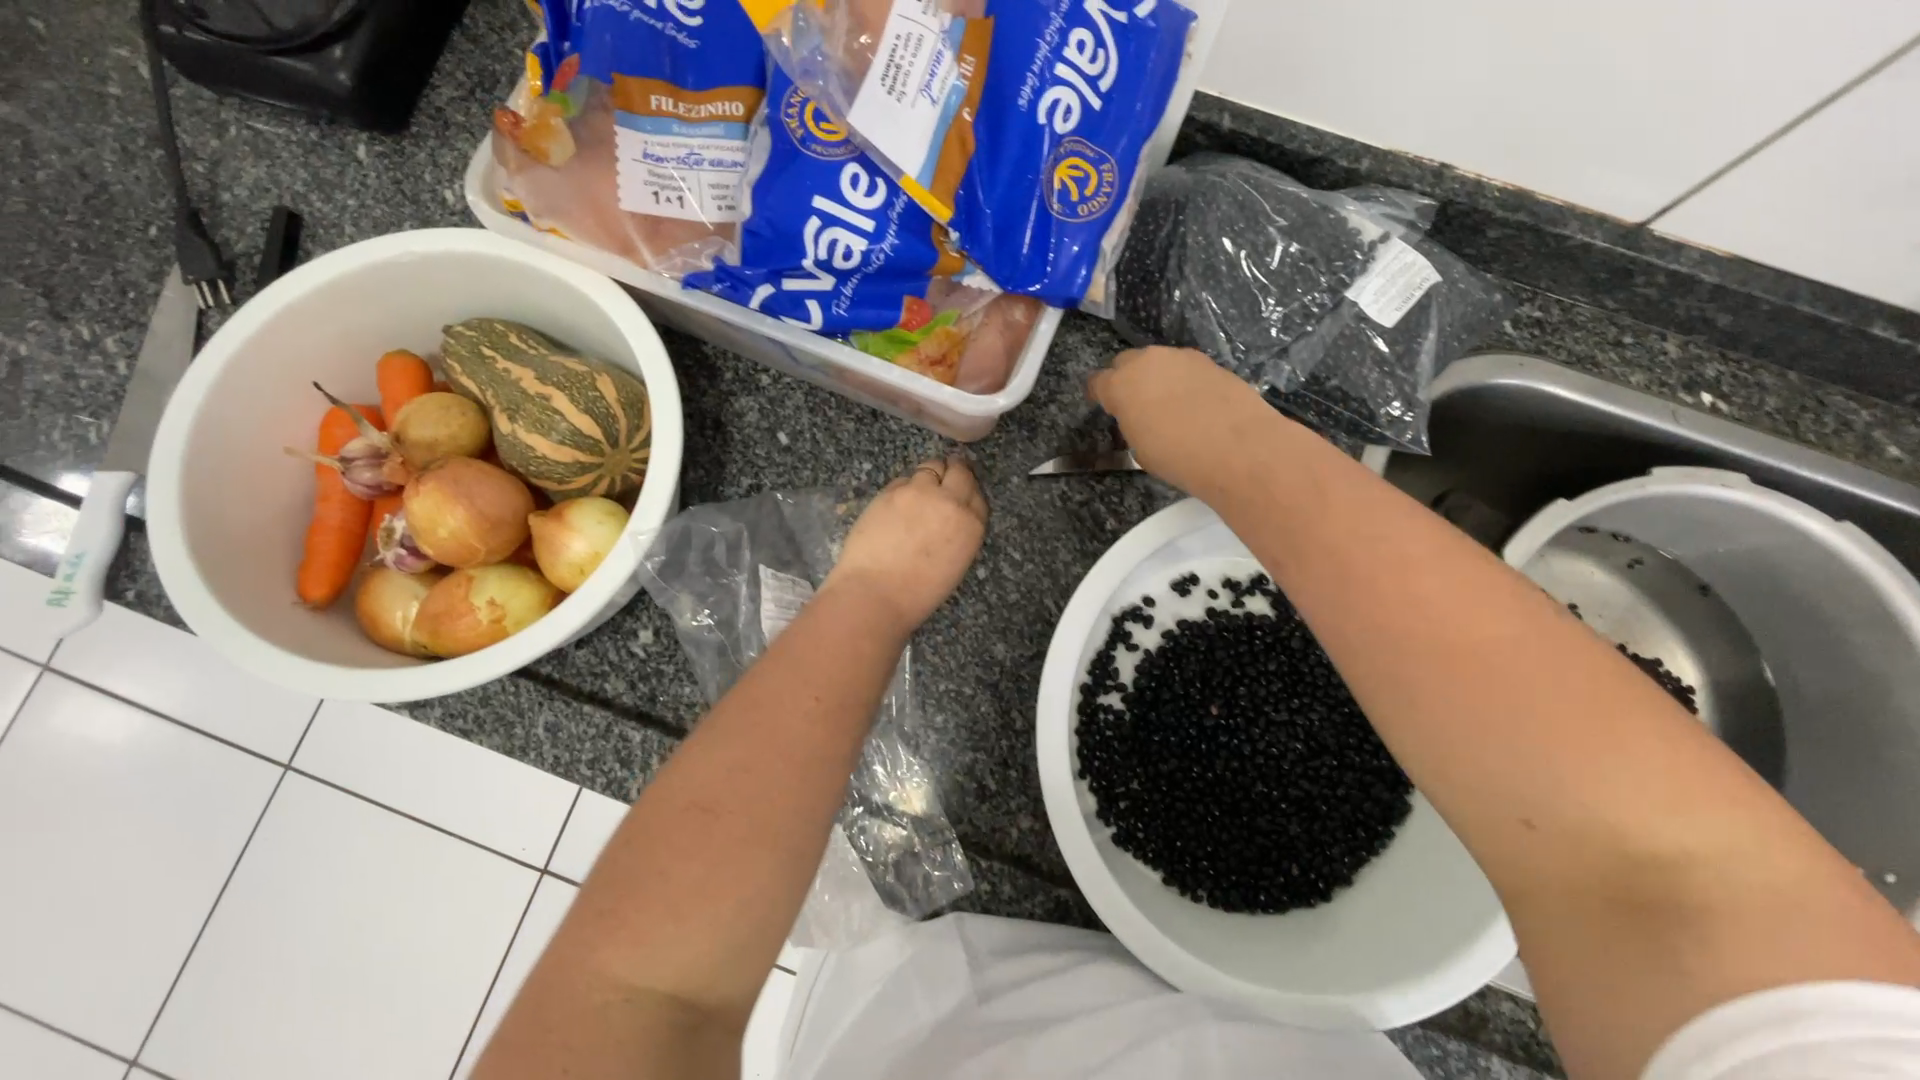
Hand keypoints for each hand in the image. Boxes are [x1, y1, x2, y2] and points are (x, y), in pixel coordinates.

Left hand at [825, 456, 988, 637]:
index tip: (961, 490)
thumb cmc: (917, 593)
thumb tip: (948, 518)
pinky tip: (895, 507)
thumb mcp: (954, 564)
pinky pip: (902, 480)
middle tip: (946, 474)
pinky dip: (903, 488)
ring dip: (927, 476)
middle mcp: (950, 502)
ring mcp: (919, 492)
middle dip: (954, 470)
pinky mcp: (890, 491)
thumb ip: (958, 533)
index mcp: (971, 525)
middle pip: (958, 471)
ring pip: (930, 468)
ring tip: (917, 493)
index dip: (968, 491)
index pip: (977, 495)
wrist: (876, 592)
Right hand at [1088, 347, 1279, 498]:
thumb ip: (1134, 424)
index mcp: (1121, 385)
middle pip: (1127, 362)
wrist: (1238, 447)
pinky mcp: (1210, 362)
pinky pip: (1187, 368)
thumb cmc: (1178, 457)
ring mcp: (1182, 358)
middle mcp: (1148, 362)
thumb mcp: (1141, 449)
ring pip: (1160, 362)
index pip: (1097, 382)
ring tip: (1169, 404)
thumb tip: (1142, 418)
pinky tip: (1197, 404)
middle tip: (1136, 404)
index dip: (1098, 394)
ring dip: (1158, 378)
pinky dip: (1186, 382)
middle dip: (1127, 379)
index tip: (1103, 404)